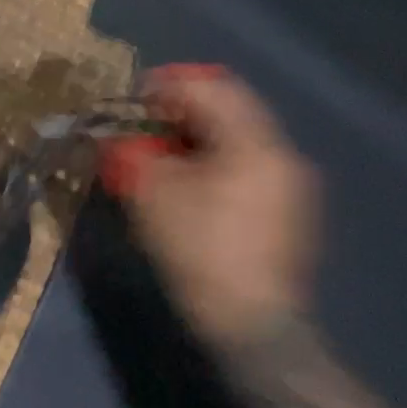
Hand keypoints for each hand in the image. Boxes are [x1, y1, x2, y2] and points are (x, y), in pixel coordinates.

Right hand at [126, 67, 318, 349]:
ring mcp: (289, 183)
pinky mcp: (285, 208)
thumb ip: (133, 146)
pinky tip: (184, 180)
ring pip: (235, 135)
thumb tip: (117, 129)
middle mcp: (281, 154)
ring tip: (156, 153)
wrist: (249, 322)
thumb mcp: (151, 188)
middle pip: (227, 108)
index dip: (164, 85)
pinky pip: (244, 161)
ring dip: (193, 134)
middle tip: (139, 125)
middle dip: (178, 110)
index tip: (130, 102)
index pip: (209, 86)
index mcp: (253, 143)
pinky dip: (211, 157)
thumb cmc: (198, 246)